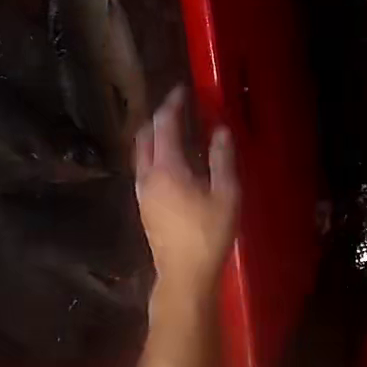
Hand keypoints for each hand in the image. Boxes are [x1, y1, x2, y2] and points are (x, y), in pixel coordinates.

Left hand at [134, 87, 238, 306]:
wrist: (184, 276)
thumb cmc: (208, 234)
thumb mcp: (226, 194)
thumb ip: (222, 158)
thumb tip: (220, 130)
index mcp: (166, 168)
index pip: (164, 126)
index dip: (172, 105)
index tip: (182, 90)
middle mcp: (147, 176)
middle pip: (145, 136)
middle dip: (158, 118)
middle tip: (177, 106)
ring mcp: (142, 192)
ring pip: (141, 153)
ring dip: (154, 135)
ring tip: (175, 128)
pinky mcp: (144, 206)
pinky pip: (144, 167)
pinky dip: (155, 153)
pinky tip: (172, 159)